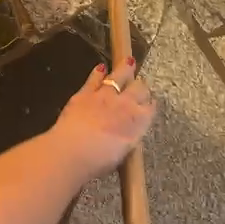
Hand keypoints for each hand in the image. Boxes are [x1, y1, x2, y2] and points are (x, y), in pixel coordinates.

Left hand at [50, 57, 155, 177]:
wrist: (74, 150)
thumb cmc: (100, 161)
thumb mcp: (123, 154)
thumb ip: (128, 140)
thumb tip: (127, 136)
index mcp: (139, 122)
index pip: (151, 108)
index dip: (150, 105)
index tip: (149, 105)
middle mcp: (126, 105)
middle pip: (140, 88)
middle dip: (141, 87)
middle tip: (140, 87)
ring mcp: (106, 95)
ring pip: (120, 76)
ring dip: (125, 69)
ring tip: (129, 62)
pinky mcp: (85, 92)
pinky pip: (95, 78)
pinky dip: (99, 72)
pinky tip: (100, 68)